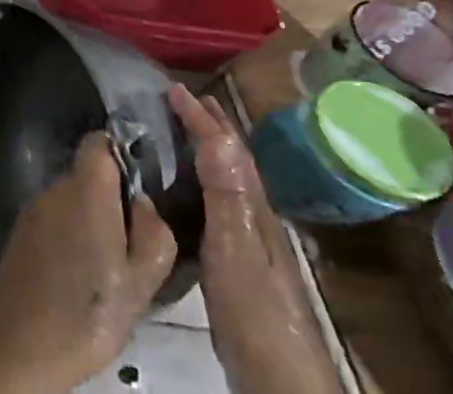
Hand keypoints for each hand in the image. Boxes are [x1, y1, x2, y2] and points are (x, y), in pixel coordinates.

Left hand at [0, 133, 175, 393]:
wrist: (21, 340)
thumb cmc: (89, 309)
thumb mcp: (143, 278)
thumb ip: (154, 230)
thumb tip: (144, 202)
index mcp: (87, 188)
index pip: (99, 141)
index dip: (121, 153)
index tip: (140, 183)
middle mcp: (56, 187)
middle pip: (88, 173)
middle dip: (111, 195)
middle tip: (131, 236)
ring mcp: (35, 207)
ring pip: (71, 197)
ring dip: (90, 217)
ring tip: (106, 261)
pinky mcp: (22, 229)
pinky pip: (55, 217)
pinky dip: (69, 233)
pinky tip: (79, 270)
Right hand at [169, 83, 341, 393]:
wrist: (280, 378)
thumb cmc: (254, 312)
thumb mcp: (234, 250)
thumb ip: (225, 195)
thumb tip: (216, 136)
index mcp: (252, 208)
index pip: (225, 149)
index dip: (200, 117)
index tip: (172, 88)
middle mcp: (255, 216)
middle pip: (233, 159)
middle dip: (211, 124)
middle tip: (183, 98)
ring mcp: (250, 240)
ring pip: (227, 178)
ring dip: (208, 148)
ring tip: (185, 131)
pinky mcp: (238, 261)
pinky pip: (219, 201)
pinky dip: (203, 180)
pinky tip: (191, 192)